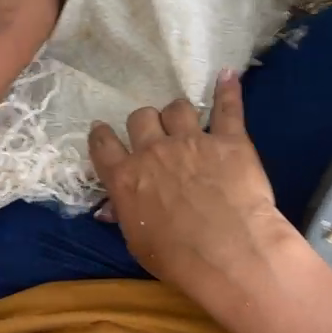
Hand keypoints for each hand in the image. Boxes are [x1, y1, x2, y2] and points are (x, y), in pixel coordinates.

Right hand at [87, 73, 298, 288]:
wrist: (227, 251)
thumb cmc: (174, 257)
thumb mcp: (136, 241)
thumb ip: (124, 215)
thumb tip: (109, 208)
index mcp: (124, 177)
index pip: (103, 144)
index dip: (101, 135)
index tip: (102, 131)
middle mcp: (153, 151)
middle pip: (140, 118)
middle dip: (144, 124)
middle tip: (152, 136)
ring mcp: (192, 142)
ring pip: (177, 108)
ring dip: (177, 114)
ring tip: (184, 123)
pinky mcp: (229, 140)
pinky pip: (227, 107)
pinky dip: (228, 90)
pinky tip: (227, 76)